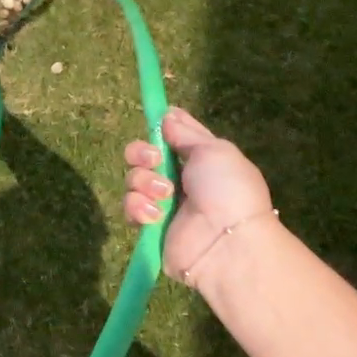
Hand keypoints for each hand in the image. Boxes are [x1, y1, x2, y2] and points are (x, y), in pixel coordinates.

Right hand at [124, 107, 273, 285]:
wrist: (225, 241)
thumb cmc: (226, 189)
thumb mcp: (213, 150)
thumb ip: (185, 133)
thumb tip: (167, 115)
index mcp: (199, 159)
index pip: (172, 135)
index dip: (161, 127)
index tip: (156, 120)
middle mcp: (178, 179)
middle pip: (142, 155)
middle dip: (141, 153)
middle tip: (155, 160)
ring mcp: (161, 202)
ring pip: (132, 180)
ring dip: (144, 183)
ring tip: (165, 195)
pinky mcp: (148, 225)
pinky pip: (130, 207)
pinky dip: (139, 207)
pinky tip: (155, 215)